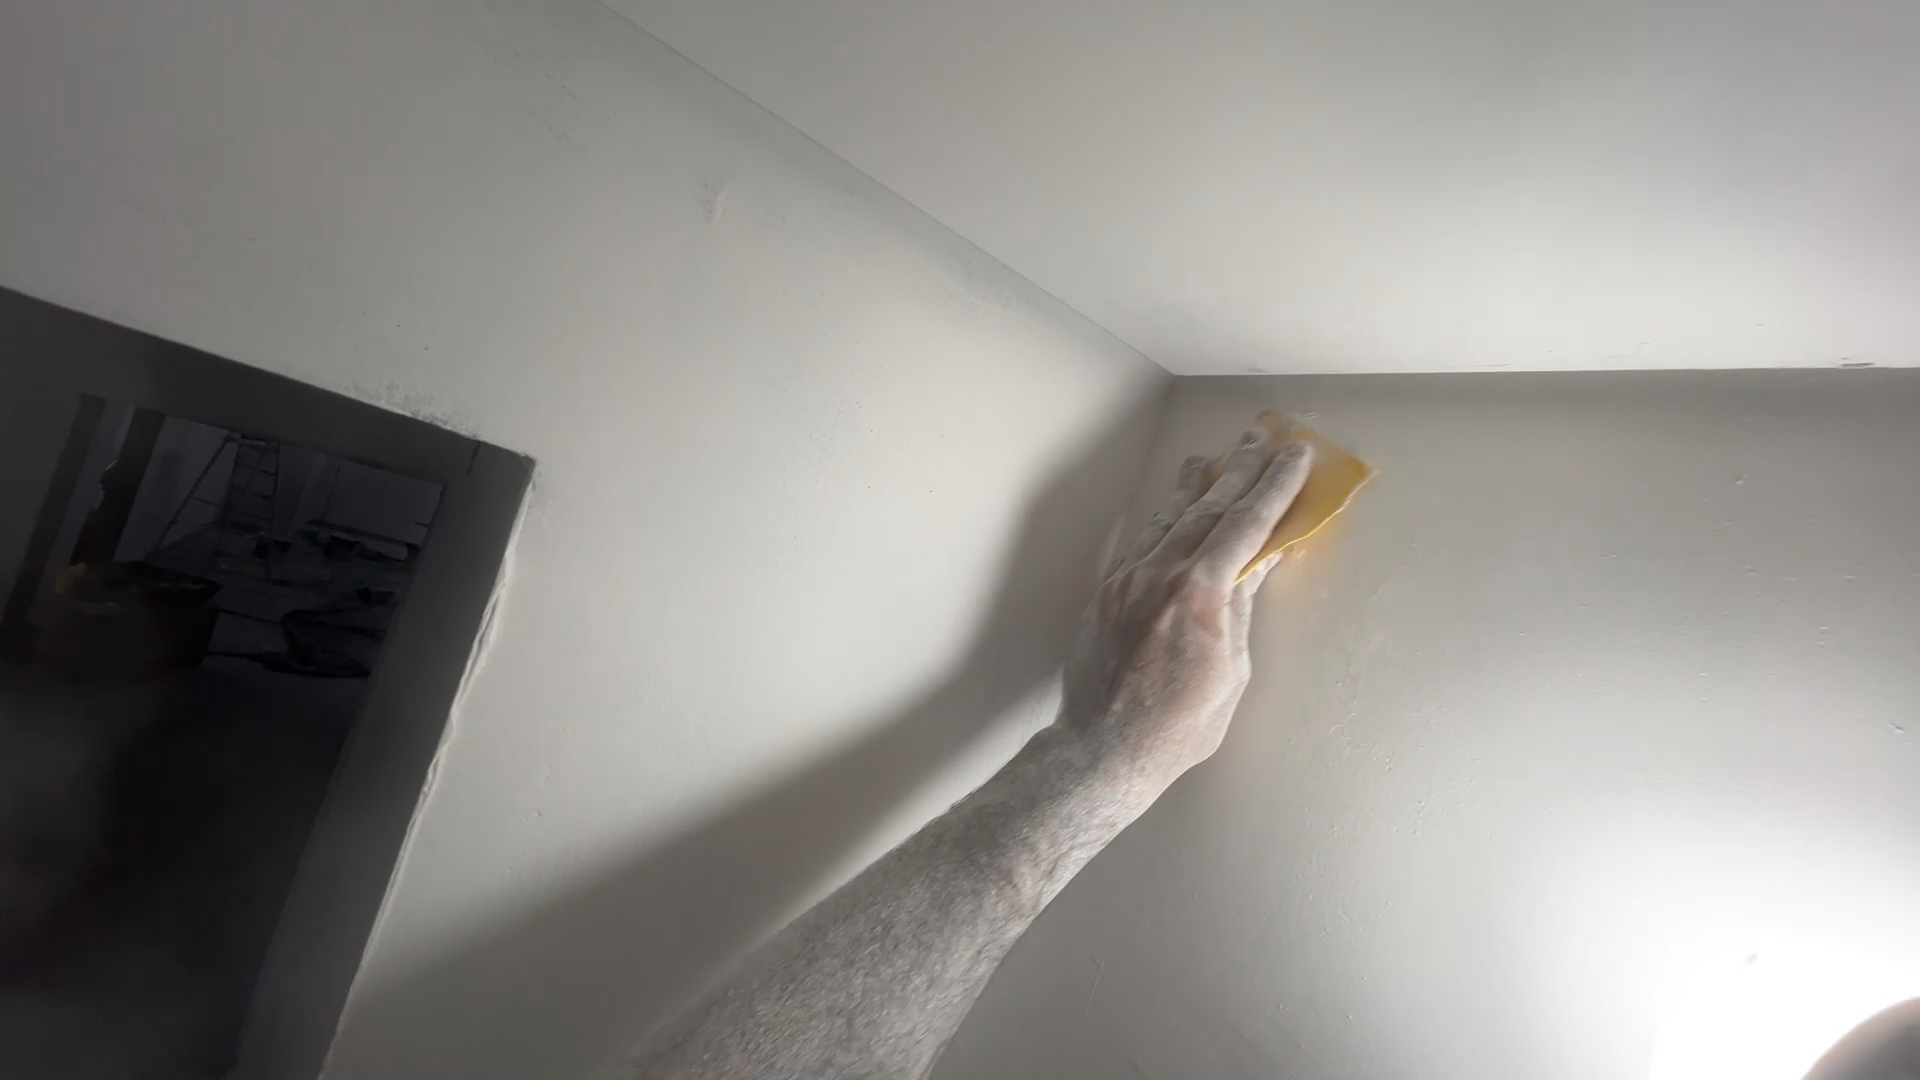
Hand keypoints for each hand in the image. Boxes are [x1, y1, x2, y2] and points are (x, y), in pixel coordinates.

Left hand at [1056, 425, 1312, 796]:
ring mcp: (1127, 579)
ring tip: (1205, 459)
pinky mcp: (1106, 592)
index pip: (1246, 525)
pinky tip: (1167, 510)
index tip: (1294, 455)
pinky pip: (1139, 544)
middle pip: (1206, 509)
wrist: (1104, 745)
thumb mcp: (1230, 670)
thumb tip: (1256, 562)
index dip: (1274, 486)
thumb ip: (1238, 608)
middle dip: (1236, 471)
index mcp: (1200, 592)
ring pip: (1165, 520)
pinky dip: (1159, 522)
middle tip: (1256, 437)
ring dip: (1190, 487)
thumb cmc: (1179, 723)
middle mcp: (1159, 573)